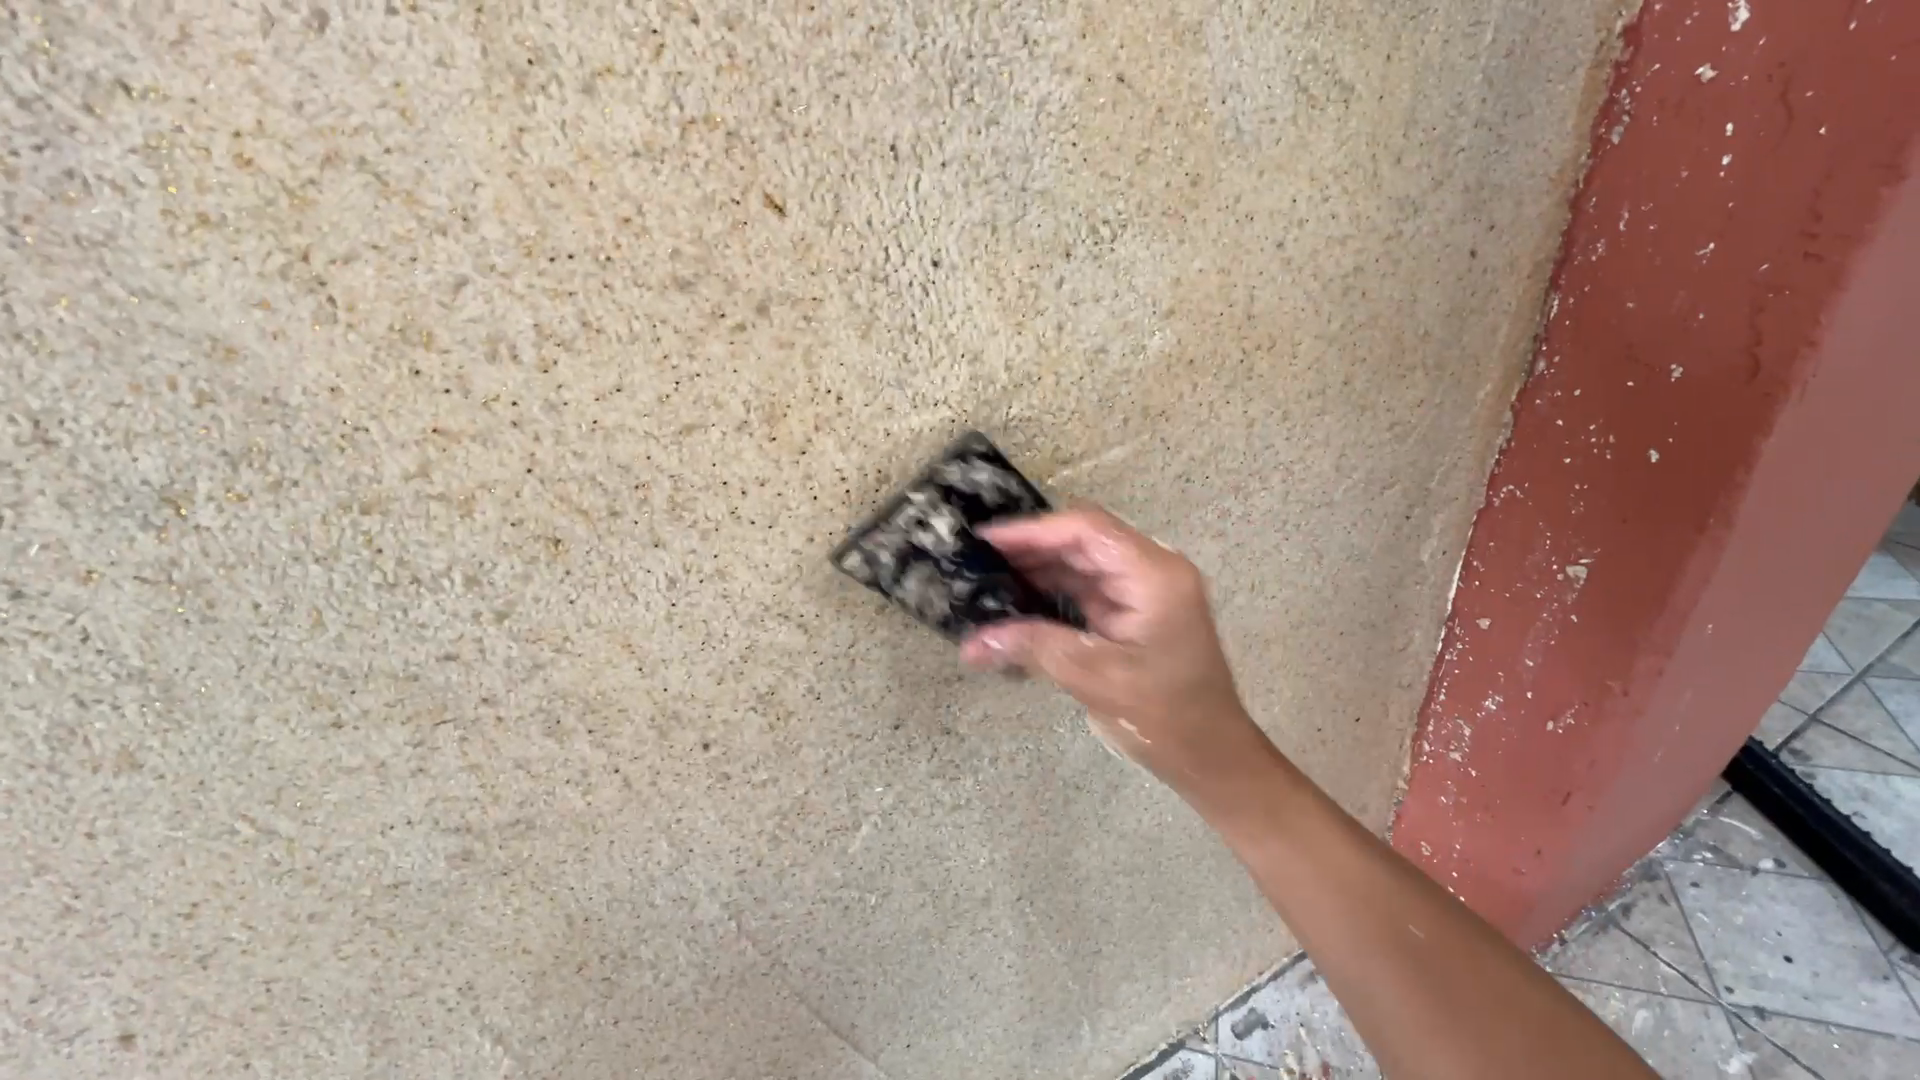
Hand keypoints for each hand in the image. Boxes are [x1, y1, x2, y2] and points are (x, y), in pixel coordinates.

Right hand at [959, 505, 1277, 794]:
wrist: (1209, 756)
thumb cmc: (1165, 715)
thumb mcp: (1095, 677)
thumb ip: (1034, 647)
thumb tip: (973, 642)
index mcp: (1155, 575)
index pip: (1087, 530)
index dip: (1034, 530)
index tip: (986, 540)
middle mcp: (1151, 572)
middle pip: (1082, 541)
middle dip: (1030, 549)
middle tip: (976, 561)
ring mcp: (1142, 592)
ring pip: (1080, 564)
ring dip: (1036, 571)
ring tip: (985, 580)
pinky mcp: (1131, 614)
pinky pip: (1085, 590)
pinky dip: (1050, 594)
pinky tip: (1013, 603)